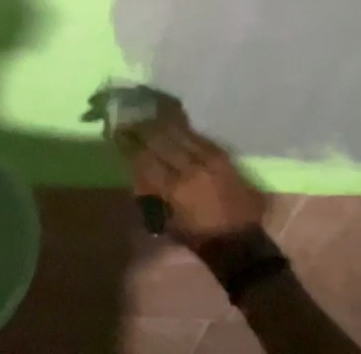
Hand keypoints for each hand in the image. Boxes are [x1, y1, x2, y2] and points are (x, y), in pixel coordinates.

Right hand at [121, 118, 267, 246]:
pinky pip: (197, 136)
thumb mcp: (169, 223)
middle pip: (161, 138)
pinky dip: (182, 129)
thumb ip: (153, 195)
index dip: (129, 144)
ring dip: (161, 124)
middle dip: (142, 128)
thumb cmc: (202, 240)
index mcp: (175, 188)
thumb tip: (138, 173)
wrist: (243, 243)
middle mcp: (191, 167)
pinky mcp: (222, 155)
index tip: (117, 133)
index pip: (145, 157)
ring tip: (149, 118)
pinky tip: (173, 123)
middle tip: (130, 122)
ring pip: (180, 132)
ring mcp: (209, 158)